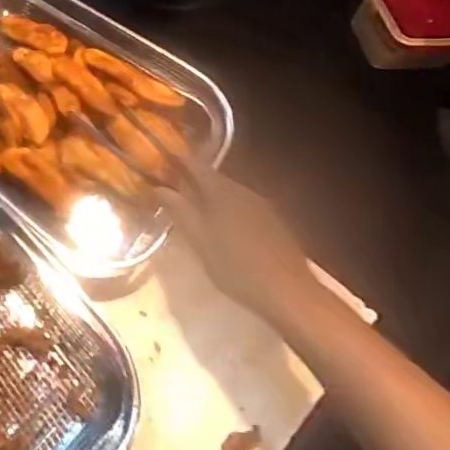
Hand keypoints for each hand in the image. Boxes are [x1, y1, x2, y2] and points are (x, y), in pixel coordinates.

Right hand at [157, 162, 322, 321]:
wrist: (289, 291)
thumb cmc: (237, 267)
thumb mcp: (201, 242)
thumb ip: (180, 211)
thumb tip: (160, 187)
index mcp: (221, 191)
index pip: (195, 165)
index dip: (179, 159)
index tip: (164, 158)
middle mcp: (242, 190)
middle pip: (214, 176)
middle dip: (194, 178)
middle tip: (176, 185)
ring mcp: (261, 204)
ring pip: (230, 191)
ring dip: (213, 193)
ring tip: (198, 206)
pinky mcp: (273, 219)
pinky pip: (244, 204)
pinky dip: (230, 206)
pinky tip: (227, 225)